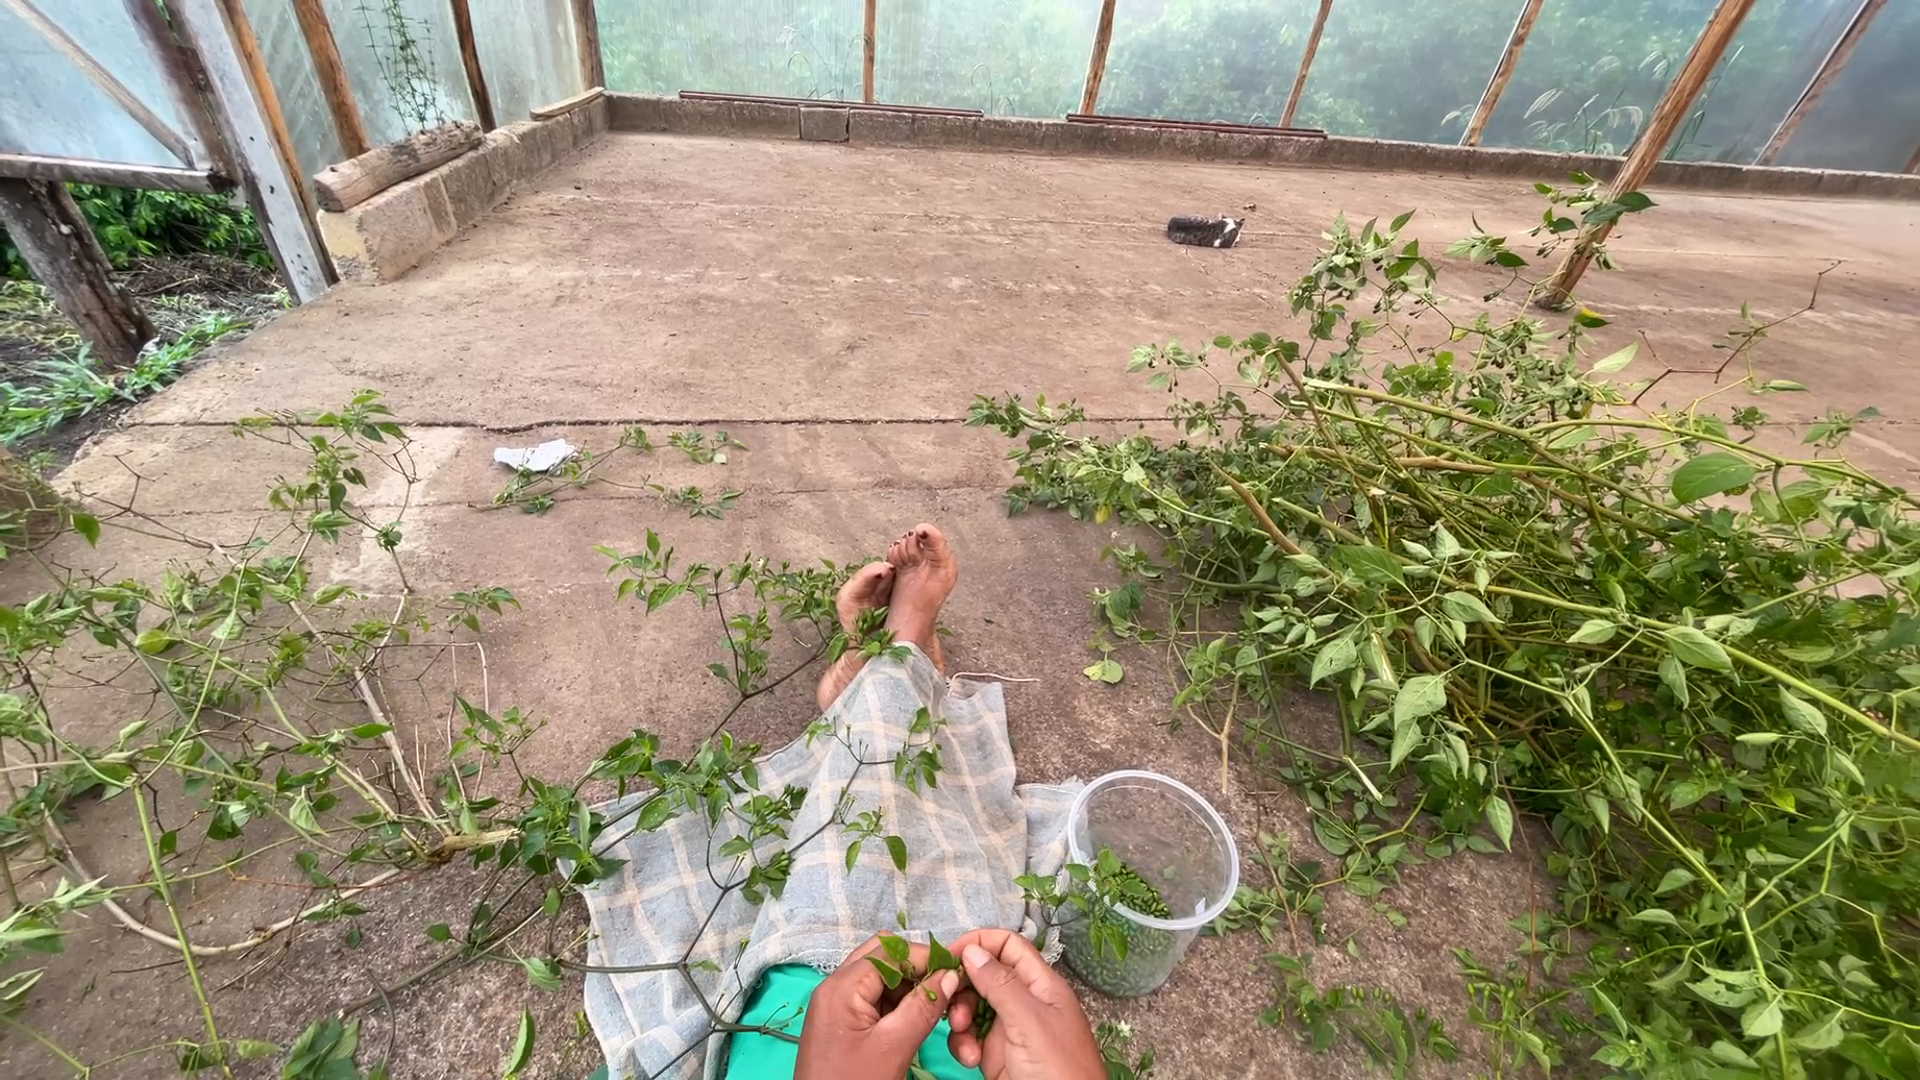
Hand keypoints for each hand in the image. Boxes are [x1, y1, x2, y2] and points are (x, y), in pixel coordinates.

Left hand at [794, 935, 961, 1079]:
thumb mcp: (892, 1049)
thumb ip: (923, 1008)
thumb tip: (950, 975)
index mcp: (842, 986)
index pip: (890, 951)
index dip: (925, 957)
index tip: (955, 970)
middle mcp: (835, 985)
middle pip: (882, 955)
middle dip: (915, 966)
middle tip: (943, 985)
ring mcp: (836, 1003)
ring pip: (879, 974)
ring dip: (908, 983)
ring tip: (934, 1003)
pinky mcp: (841, 1020)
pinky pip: (873, 995)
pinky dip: (896, 1000)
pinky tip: (915, 1016)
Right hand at [945, 928, 1103, 1079]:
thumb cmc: (1058, 1069)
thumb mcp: (1030, 1022)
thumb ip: (1001, 984)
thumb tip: (972, 949)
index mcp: (1040, 984)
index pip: (1008, 946)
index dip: (980, 942)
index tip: (951, 954)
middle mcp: (1024, 1002)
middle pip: (985, 975)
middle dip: (964, 985)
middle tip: (948, 999)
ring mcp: (1009, 1030)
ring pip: (974, 1006)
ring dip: (961, 1016)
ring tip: (962, 1033)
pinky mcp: (995, 1056)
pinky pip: (971, 1037)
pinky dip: (964, 1044)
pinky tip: (969, 1058)